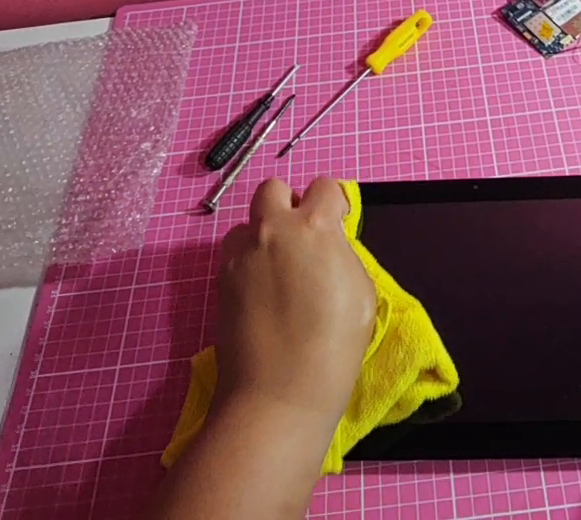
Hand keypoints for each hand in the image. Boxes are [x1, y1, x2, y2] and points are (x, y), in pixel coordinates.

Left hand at [214, 176, 375, 425]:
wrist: (278, 395)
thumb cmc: (334, 346)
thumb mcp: (361, 291)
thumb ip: (341, 253)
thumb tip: (328, 245)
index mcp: (314, 227)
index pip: (323, 186)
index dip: (332, 204)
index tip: (336, 225)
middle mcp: (273, 229)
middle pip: (274, 188)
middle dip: (288, 205)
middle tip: (300, 238)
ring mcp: (241, 253)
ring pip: (248, 220)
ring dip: (262, 232)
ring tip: (275, 267)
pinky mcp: (220, 278)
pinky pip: (234, 252)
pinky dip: (247, 260)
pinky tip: (260, 291)